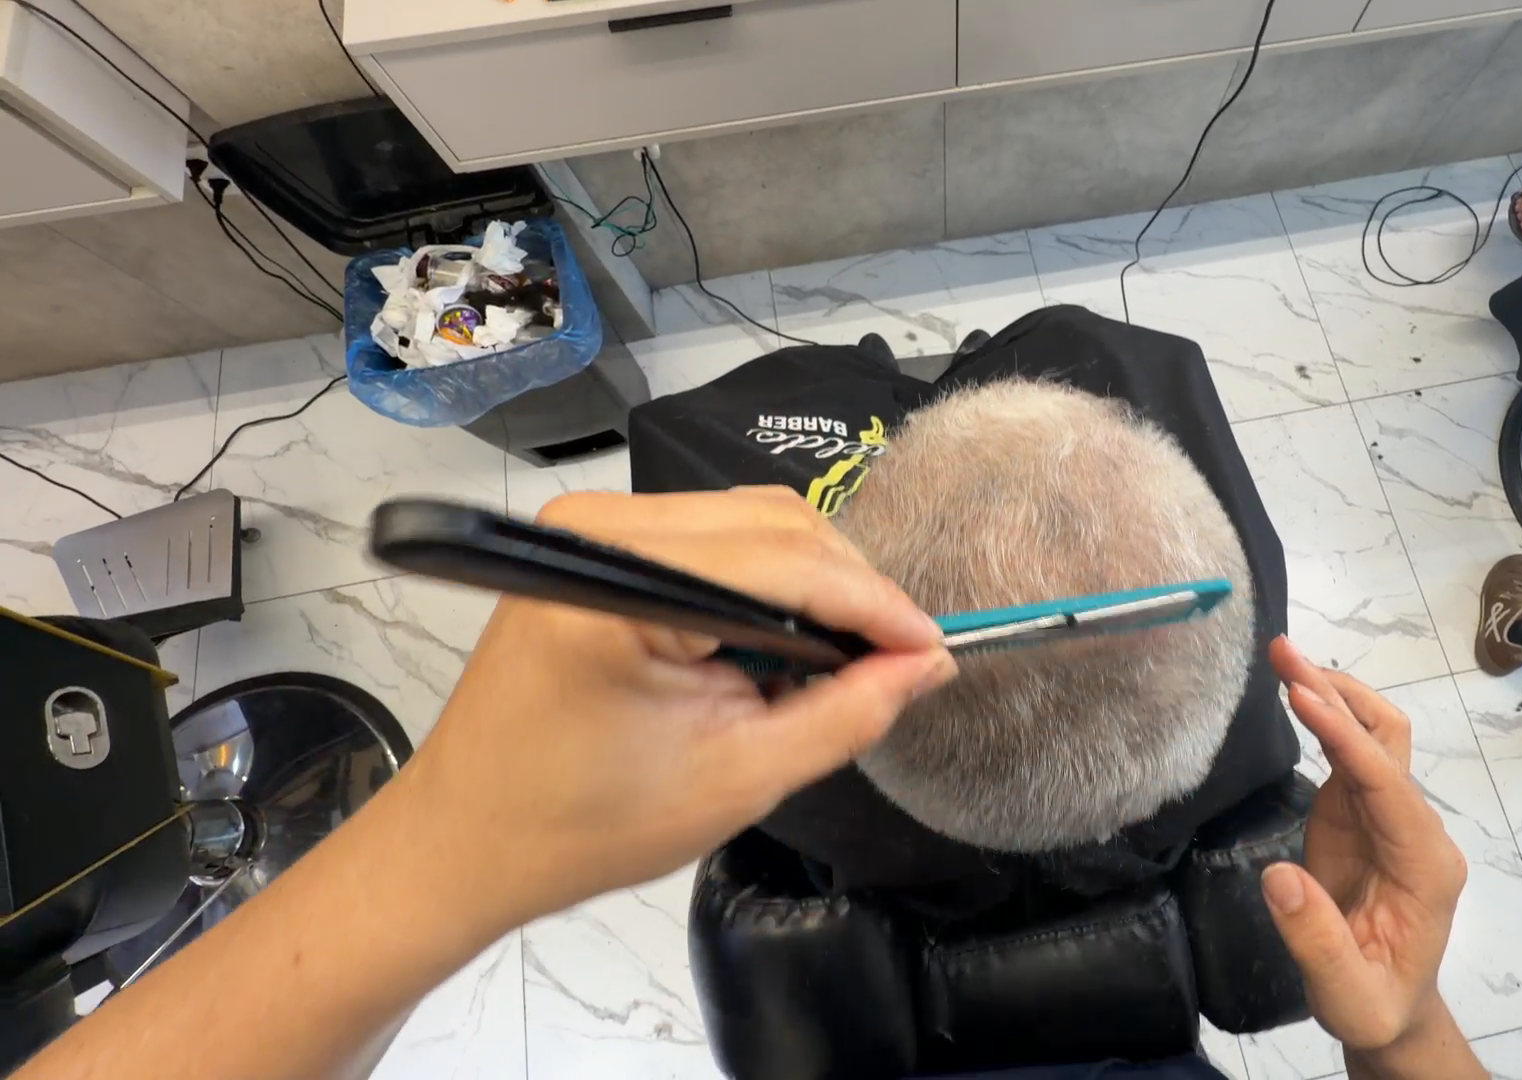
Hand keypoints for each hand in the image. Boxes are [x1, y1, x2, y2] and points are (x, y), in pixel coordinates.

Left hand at [395, 487, 956, 930]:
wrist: (464, 839)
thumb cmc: (589, 826)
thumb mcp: (742, 778)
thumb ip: (848, 712)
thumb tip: (926, 662)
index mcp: (620, 588)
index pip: (786, 564)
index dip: (873, 603)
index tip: (931, 645)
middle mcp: (605, 526)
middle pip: (778, 525)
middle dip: (849, 590)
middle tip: (890, 657)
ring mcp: (600, 523)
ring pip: (759, 521)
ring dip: (816, 582)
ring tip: (836, 654)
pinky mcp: (606, 538)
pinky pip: (726, 535)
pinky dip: (774, 580)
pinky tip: (783, 636)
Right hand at [1260, 638, 1469, 1055]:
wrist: (1389, 1004)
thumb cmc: (1373, 1002)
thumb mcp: (1346, 993)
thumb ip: (1315, 940)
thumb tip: (1278, 875)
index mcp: (1424, 864)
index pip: (1385, 783)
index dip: (1343, 736)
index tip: (1299, 695)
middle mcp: (1414, 825)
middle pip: (1384, 739)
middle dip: (1335, 693)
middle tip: (1282, 654)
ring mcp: (1388, 812)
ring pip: (1371, 733)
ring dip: (1330, 691)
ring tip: (1282, 657)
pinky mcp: (1360, 808)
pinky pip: (1349, 748)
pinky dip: (1323, 712)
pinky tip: (1294, 689)